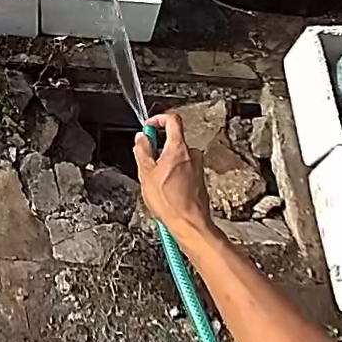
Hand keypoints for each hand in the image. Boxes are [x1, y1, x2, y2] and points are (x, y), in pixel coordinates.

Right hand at [135, 112, 213, 236]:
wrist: (189, 223)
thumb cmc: (170, 201)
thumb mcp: (146, 173)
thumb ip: (143, 150)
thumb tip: (141, 138)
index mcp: (179, 148)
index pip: (173, 120)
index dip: (158, 119)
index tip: (149, 126)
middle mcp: (192, 154)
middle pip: (174, 140)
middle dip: (159, 148)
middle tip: (148, 162)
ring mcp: (198, 166)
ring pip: (178, 156)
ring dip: (166, 164)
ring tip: (157, 181)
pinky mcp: (199, 178)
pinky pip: (184, 168)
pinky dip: (174, 174)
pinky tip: (166, 190)